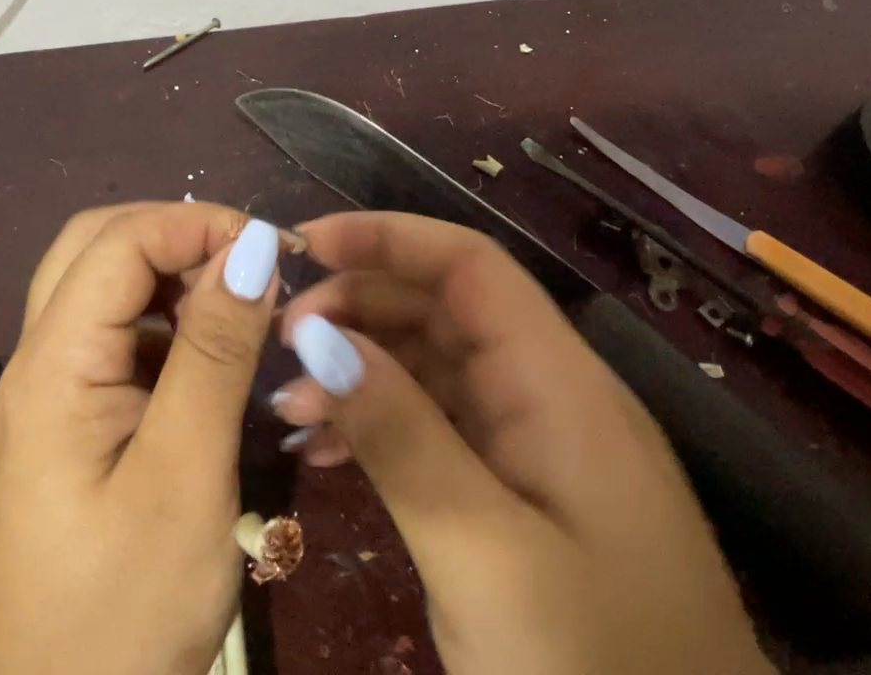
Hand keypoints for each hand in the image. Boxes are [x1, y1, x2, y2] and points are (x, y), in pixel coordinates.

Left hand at [0, 203, 287, 674]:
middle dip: (178, 236)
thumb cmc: (128, 602)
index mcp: (52, 366)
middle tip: (254, 266)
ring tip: (243, 307)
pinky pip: (114, 344)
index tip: (276, 249)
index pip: (118, 242)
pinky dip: (165, 327)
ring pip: (103, 292)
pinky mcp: (69, 426)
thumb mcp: (186, 472)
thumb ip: (215, 352)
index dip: (197, 223)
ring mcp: (49, 396)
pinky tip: (211, 359)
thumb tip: (250, 245)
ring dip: (172, 279)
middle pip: (96, 250)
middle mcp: (38, 364)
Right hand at [271, 212, 771, 674]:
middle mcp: (553, 399)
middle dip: (358, 309)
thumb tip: (319, 337)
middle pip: (446, 311)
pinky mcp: (524, 495)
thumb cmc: (593, 670)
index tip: (300, 248)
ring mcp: (540, 450)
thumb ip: (401, 437)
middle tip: (277, 348)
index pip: (471, 267)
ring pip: (436, 371)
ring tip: (288, 411)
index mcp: (562, 387)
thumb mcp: (483, 554)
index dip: (387, 238)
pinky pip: (441, 430)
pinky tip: (327, 455)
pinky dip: (380, 427)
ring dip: (360, 372)